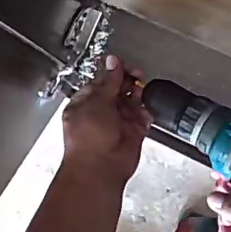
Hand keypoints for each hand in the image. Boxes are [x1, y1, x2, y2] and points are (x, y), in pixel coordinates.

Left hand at [60, 55, 151, 186]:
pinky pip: (142, 119)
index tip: (125, 66)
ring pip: (131, 103)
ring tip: (141, 92)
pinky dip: (145, 114)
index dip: (114, 73)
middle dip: (128, 82)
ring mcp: (116, 124)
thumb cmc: (89, 138)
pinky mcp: (131, 134)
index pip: (101, 82)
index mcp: (85, 103)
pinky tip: (145, 111)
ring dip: (137, 96)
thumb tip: (113, 62)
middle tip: (137, 76)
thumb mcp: (98, 102)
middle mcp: (100, 113)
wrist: (100, 168)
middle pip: (118, 91)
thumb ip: (109, 81)